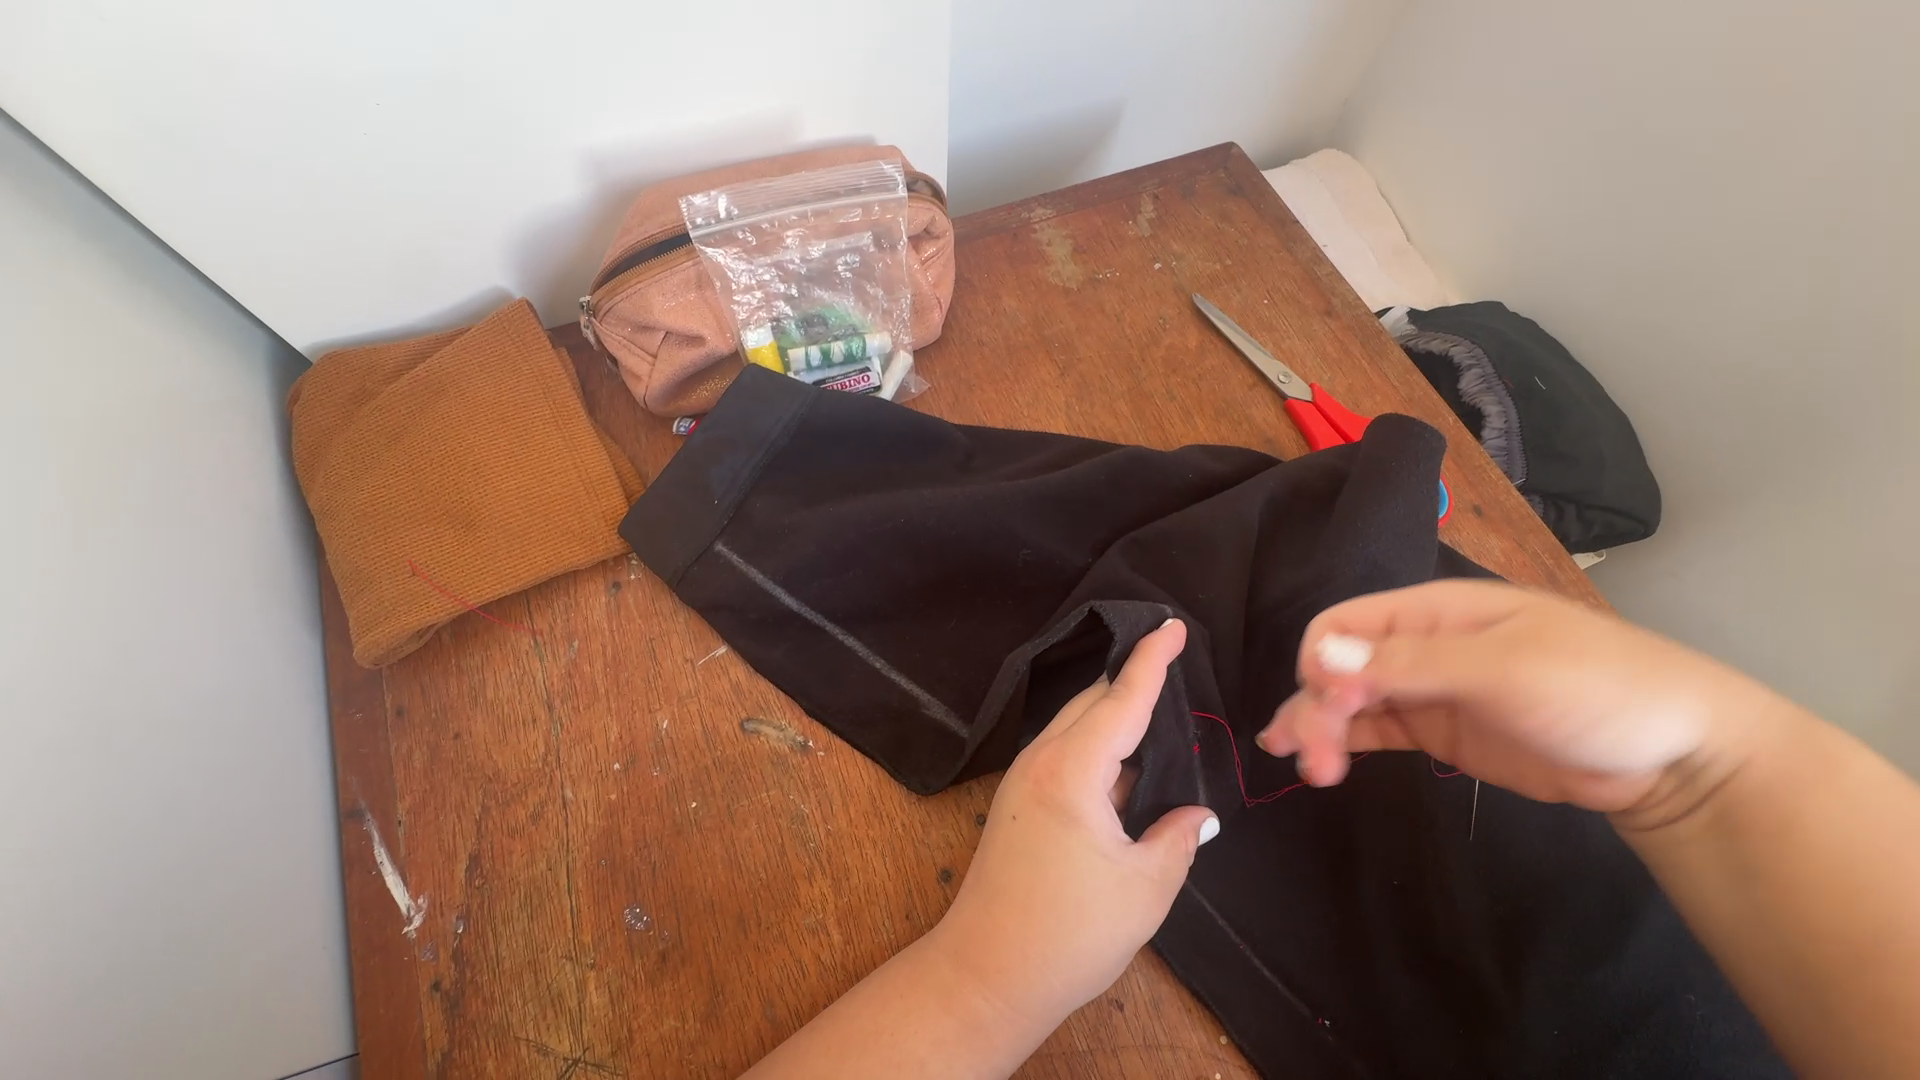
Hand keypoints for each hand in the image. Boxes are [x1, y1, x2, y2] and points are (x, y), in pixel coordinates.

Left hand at [931, 619, 1218, 1027]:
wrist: (988, 972)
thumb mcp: (1144, 888)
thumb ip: (1176, 838)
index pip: (1122, 699)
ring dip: (1115, 718)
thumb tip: (1197, 814)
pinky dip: (1098, 749)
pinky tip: (1126, 773)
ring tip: (1161, 722)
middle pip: (1093, 703)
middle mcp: (1041, 761)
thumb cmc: (1069, 932)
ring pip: (1076, 728)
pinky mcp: (1016, 801)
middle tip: (1177, 672)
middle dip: (1134, 683)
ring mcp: (1022, 779)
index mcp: (1073, 770)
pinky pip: (1064, 754)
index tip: (1173, 625)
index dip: (1152, 661)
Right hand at [1257, 580, 1780, 818]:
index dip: (1320, 663)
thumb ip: (1410, 661)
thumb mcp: (1505, 668)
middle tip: (1316, 762)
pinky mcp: (1437, 731)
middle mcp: (1417, 645)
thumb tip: (1319, 657)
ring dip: (1319, 728)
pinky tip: (1319, 764)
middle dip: (1316, 708)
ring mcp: (1426, 690)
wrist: (1680, 758)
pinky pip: (1373, 729)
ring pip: (1346, 701)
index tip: (1329, 709)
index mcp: (1431, 612)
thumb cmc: (1599, 689)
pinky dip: (1342, 742)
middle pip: (1336, 667)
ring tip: (1311, 769)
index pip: (1343, 625)